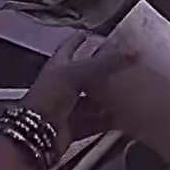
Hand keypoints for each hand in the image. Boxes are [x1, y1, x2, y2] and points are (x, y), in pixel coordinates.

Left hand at [20, 32, 132, 148]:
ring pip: (94, 97)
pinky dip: (109, 118)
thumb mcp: (78, 73)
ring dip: (109, 95)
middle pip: (87, 72)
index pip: (72, 45)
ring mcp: (69, 106)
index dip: (83, 37)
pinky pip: (97, 120)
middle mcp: (63, 83)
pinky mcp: (75, 126)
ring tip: (131, 88)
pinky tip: (125, 115)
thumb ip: (106, 62)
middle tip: (126, 61)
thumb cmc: (50, 96)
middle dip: (105, 68)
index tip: (98, 32)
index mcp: (59, 64)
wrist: (36, 137)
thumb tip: (133, 51)